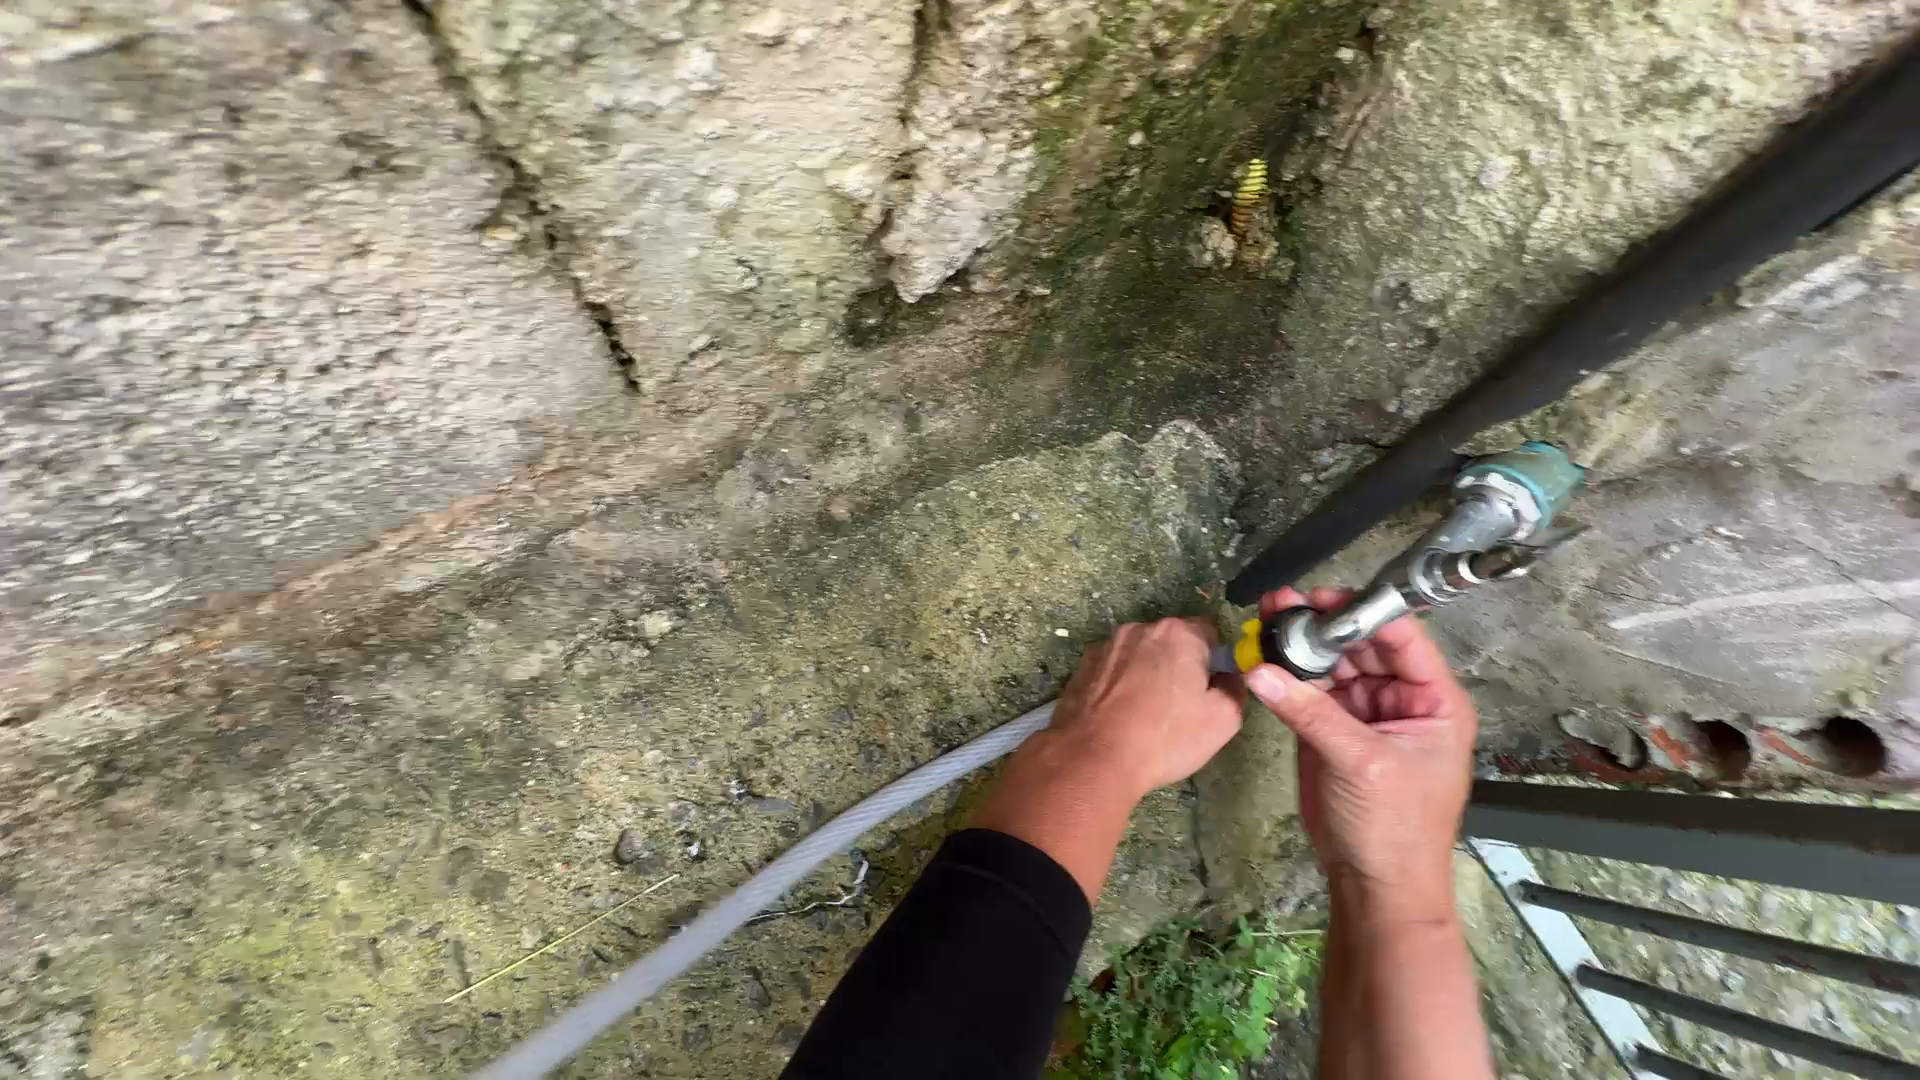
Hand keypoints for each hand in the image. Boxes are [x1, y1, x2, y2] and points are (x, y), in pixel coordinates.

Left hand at [972, 618, 1244, 901]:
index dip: (1214, 658)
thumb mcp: (1223, 720)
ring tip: (1145, 713)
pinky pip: (1113, 668)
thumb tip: (1227, 676)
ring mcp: (1106, 645)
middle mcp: (1139, 628)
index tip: (1210, 687)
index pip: (1208, 631)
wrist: (1093, 757)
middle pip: (1171, 640)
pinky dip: (1120, 683)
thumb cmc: (1164, 738)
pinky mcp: (1082, 665)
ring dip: (1147, 673)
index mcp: (1177, 633)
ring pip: (1139, 654)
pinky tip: (1119, 714)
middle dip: (1179, 664)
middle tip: (1180, 705)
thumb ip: (1234, 689)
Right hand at [1245, 587, 1476, 916]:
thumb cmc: (1393, 826)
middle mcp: (1398, 698)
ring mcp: (1361, 712)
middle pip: (1359, 645)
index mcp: (1432, 701)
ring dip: (1299, 644)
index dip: (1363, 612)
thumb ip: (1310, 712)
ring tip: (1265, 619)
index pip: (1401, 639)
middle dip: (1322, 624)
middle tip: (1280, 603)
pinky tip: (1262, 655)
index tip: (1319, 598)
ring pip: (1329, 664)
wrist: (1372, 881)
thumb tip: (1259, 670)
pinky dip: (1284, 673)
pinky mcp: (1328, 727)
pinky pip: (1306, 689)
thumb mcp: (1361, 763)